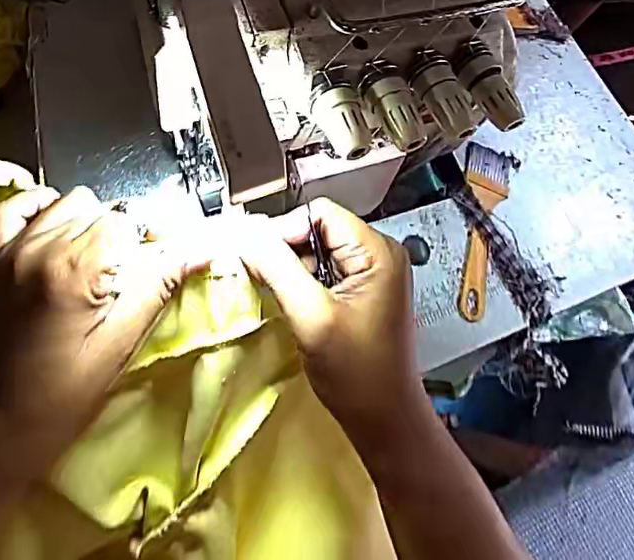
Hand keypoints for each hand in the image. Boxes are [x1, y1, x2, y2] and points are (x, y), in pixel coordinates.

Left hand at [0, 185, 209, 558]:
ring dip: (94, 222)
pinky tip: (61, 230)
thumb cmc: (54, 404)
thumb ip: (159, 286)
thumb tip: (203, 249)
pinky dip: (44, 207)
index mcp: (73, 268)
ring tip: (101, 261)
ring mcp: (13, 249)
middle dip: (128, 234)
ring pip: (73, 202)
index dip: (154, 238)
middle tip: (133, 274)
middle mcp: (41, 246)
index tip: (162, 263)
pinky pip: (19, 206)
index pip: (131, 220)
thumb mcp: (118, 347)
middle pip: (106, 209)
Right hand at [234, 198, 428, 434]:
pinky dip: (305, 281)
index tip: (257, 258)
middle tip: (261, 277)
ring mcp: (373, 270)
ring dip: (293, 267)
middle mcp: (379, 251)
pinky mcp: (364, 288)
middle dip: (287, 249)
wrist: (386, 421)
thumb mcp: (312, 318)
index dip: (285, 229)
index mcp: (377, 250)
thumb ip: (279, 270)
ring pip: (319, 248)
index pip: (320, 213)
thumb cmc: (357, 374)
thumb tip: (248, 236)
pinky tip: (294, 303)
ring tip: (278, 295)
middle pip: (319, 227)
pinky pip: (326, 268)